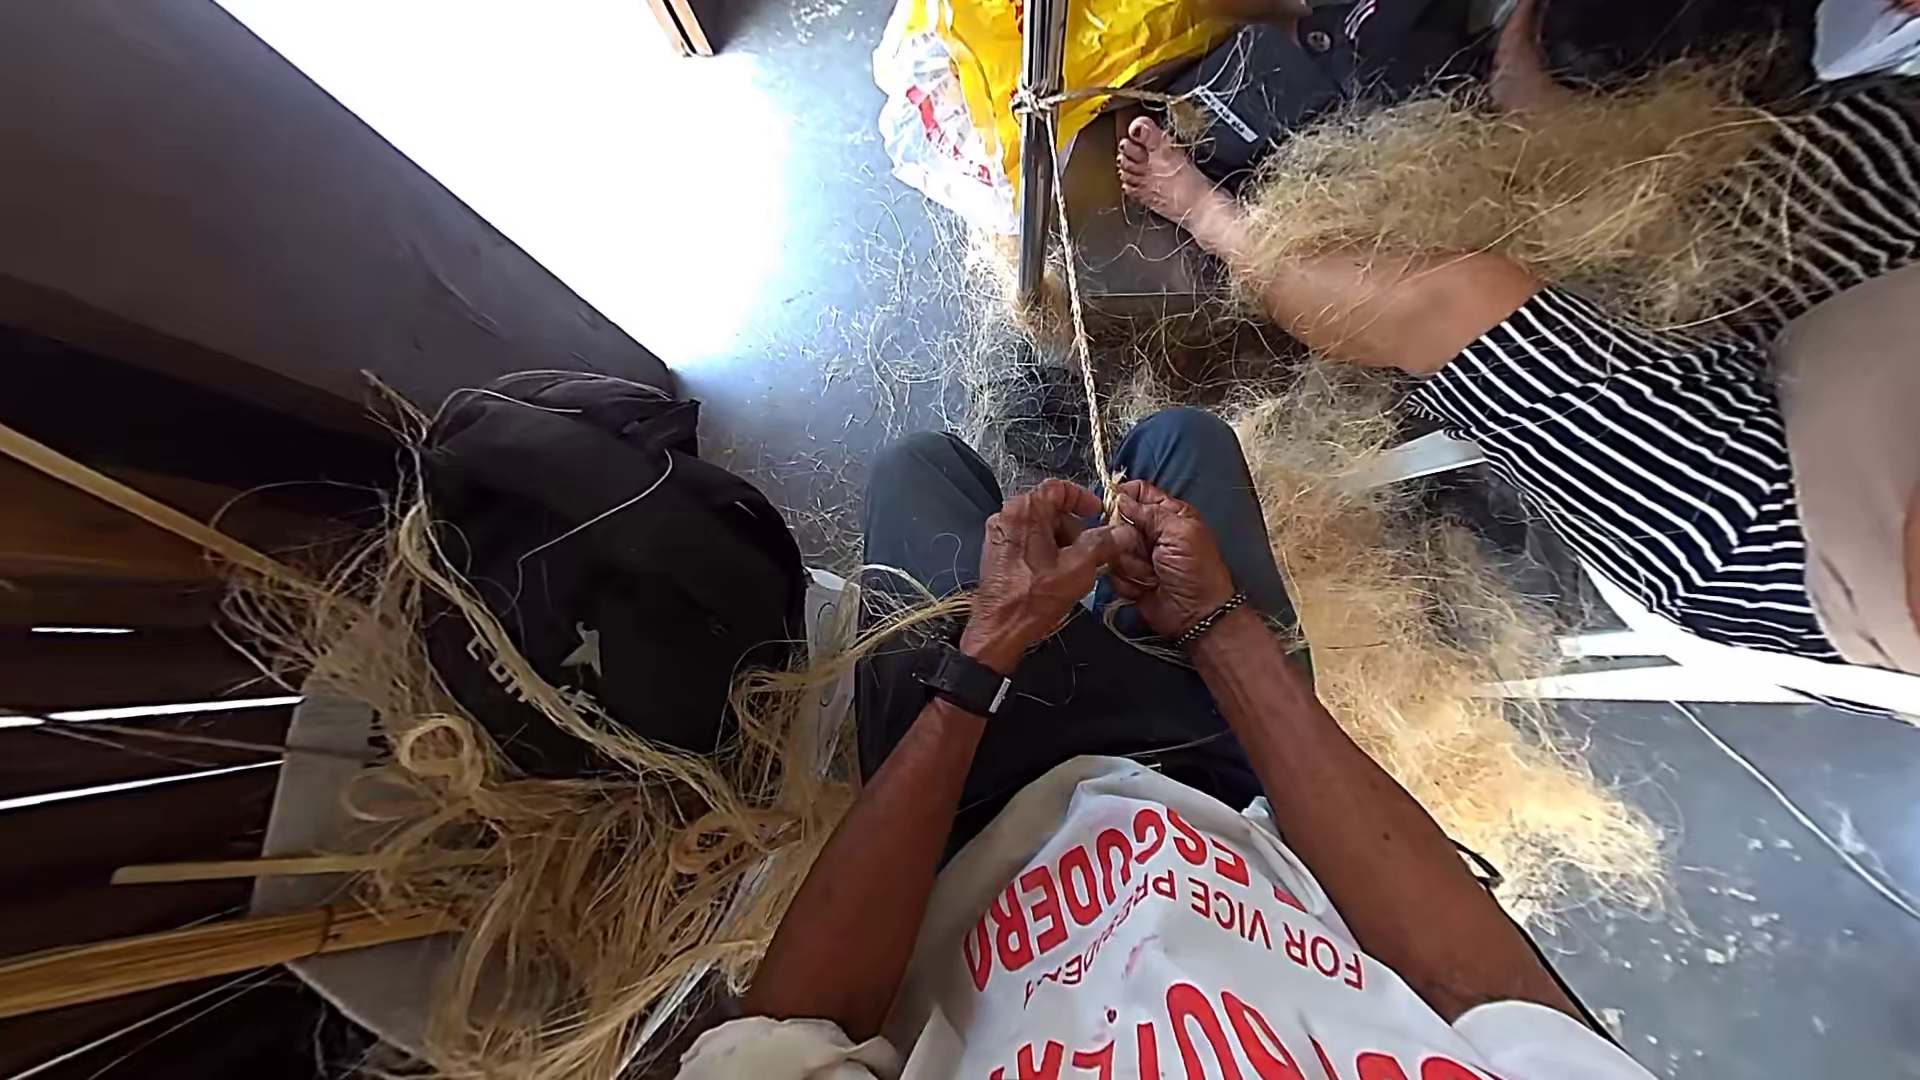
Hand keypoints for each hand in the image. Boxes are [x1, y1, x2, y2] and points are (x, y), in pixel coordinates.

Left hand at [961, 479, 1137, 672]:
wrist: (999, 628)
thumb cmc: (1033, 597)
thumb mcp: (1079, 567)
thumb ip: (1104, 543)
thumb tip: (1122, 533)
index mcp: (1024, 511)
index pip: (1058, 488)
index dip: (1082, 497)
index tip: (1096, 512)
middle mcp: (1006, 517)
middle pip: (1049, 509)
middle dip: (1073, 526)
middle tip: (1090, 548)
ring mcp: (999, 535)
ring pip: (1038, 527)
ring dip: (1060, 541)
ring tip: (1073, 567)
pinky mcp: (996, 553)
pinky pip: (1026, 542)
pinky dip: (1044, 551)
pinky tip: (1055, 574)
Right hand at [1107, 479, 1236, 638]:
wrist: (1195, 614)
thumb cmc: (1195, 570)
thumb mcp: (1179, 533)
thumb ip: (1149, 512)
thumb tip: (1120, 497)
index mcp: (1168, 513)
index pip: (1138, 492)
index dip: (1123, 496)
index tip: (1114, 505)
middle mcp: (1150, 531)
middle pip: (1117, 521)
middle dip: (1128, 538)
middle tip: (1147, 551)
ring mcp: (1136, 555)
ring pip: (1112, 548)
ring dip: (1131, 564)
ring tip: (1153, 575)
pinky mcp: (1127, 576)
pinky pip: (1112, 571)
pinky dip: (1129, 581)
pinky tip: (1146, 587)